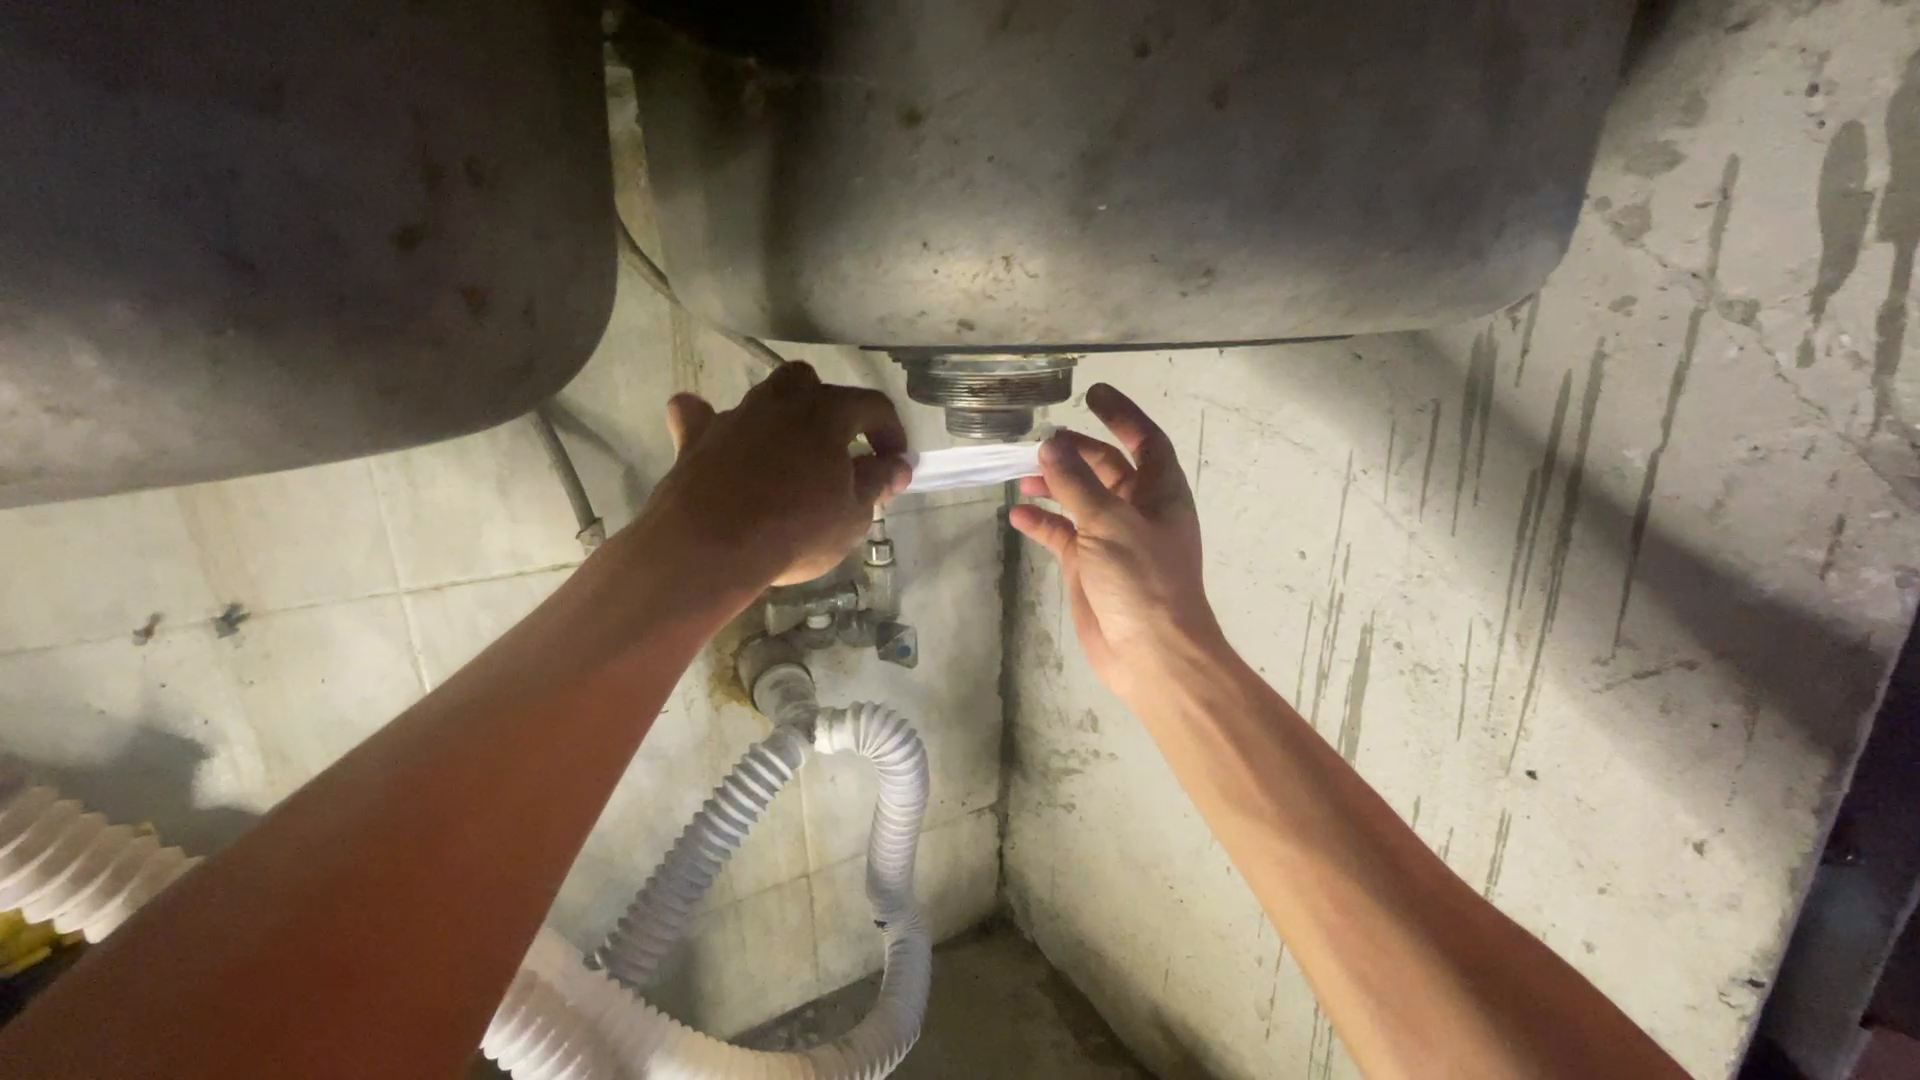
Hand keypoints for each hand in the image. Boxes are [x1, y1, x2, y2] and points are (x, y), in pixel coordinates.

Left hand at [635, 362, 911, 587]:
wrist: (710, 547)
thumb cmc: (796, 530)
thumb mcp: (854, 514)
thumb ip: (877, 482)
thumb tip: (898, 465)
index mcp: (827, 412)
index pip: (872, 406)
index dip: (891, 433)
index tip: (895, 465)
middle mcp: (779, 401)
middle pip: (810, 385)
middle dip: (829, 410)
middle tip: (837, 451)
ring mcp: (734, 416)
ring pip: (762, 397)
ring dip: (779, 418)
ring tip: (788, 456)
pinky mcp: (695, 440)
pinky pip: (700, 418)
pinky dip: (711, 425)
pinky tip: (719, 441)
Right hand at [1010, 384, 1222, 696]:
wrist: (1150, 653)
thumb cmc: (1143, 581)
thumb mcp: (1110, 522)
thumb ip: (1076, 483)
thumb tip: (1049, 446)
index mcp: (1161, 493)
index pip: (1145, 440)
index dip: (1122, 415)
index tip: (1092, 393)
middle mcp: (1138, 511)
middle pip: (1107, 468)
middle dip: (1077, 452)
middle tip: (1041, 442)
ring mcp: (1112, 540)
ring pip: (1080, 500)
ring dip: (1055, 485)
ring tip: (1023, 475)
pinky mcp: (1089, 568)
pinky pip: (1062, 535)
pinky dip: (1042, 523)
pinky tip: (1018, 515)